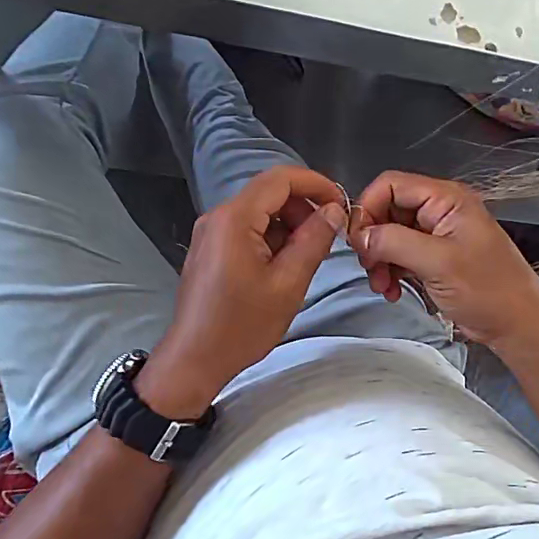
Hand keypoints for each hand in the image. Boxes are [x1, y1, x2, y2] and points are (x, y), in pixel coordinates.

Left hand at [137, 165, 345, 417]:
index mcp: (234, 219)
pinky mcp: (211, 249)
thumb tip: (334, 211)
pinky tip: (285, 266)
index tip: (342, 202)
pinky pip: (248, 230)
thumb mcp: (288, 283)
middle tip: (328, 238)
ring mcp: (211, 233)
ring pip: (261, 212)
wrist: (195, 358)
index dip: (316, 184)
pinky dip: (273, 239)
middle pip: (270, 193)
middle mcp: (218, 217)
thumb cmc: (242, 325)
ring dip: (290, 226)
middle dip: (304, 209)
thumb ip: (314, 240)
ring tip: (308, 257)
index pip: (280, 179)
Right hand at [349, 170, 538, 348]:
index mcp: (446, 199)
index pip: (391, 185)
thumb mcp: (438, 263)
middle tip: (370, 267)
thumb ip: (395, 242)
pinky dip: (392, 271)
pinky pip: (402, 255)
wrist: (516, 323)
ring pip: (391, 235)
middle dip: (373, 239)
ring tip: (383, 285)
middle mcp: (441, 210)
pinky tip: (393, 291)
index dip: (368, 208)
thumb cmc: (489, 290)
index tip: (357, 240)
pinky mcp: (436, 258)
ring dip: (380, 260)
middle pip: (388, 210)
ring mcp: (438, 235)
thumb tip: (360, 235)